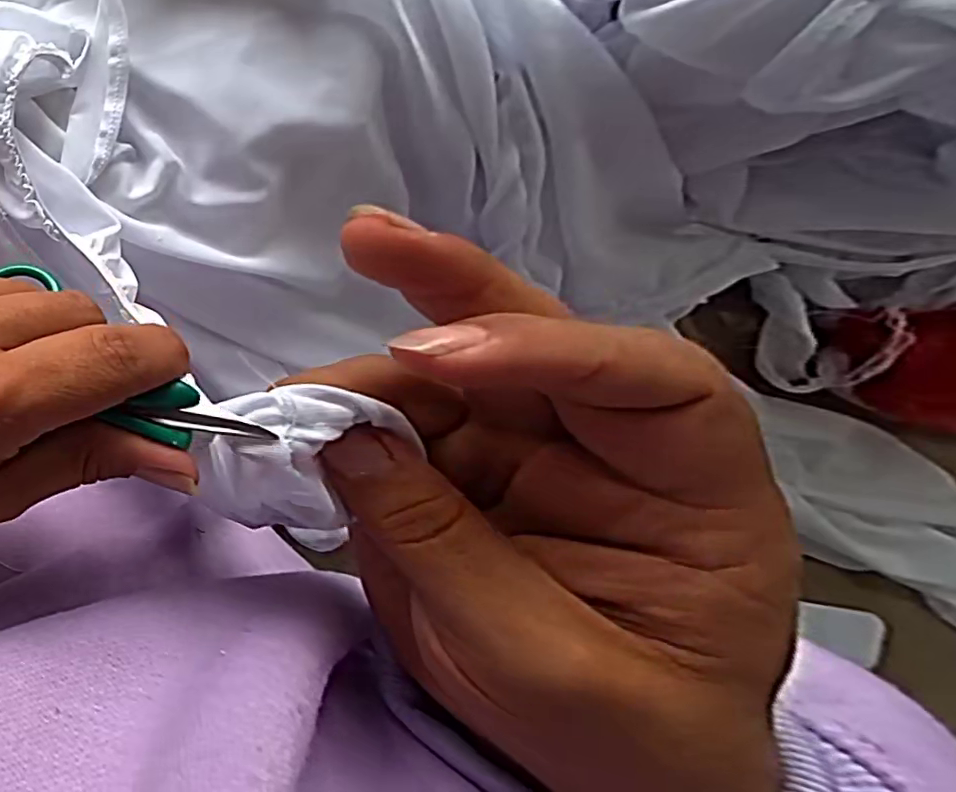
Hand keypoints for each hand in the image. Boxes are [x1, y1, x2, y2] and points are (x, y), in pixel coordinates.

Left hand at [0, 261, 194, 686]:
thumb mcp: (4, 494)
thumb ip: (93, 459)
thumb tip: (177, 458)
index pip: (114, 356)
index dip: (160, 361)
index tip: (166, 378)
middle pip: (86, 311)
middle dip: (99, 350)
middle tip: (72, 390)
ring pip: (44, 291)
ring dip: (50, 329)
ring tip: (13, 368)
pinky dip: (5, 310)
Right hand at [292, 207, 799, 791]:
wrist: (564, 764)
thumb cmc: (615, 737)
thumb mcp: (539, 660)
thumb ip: (439, 544)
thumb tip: (341, 438)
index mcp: (686, 490)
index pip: (648, 381)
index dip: (540, 345)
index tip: (428, 355)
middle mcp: (591, 439)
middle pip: (523, 333)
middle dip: (441, 278)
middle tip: (364, 235)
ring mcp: (505, 440)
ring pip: (420, 375)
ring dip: (350, 382)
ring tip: (287, 409)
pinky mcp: (436, 455)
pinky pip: (376, 415)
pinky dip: (328, 412)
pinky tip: (293, 416)